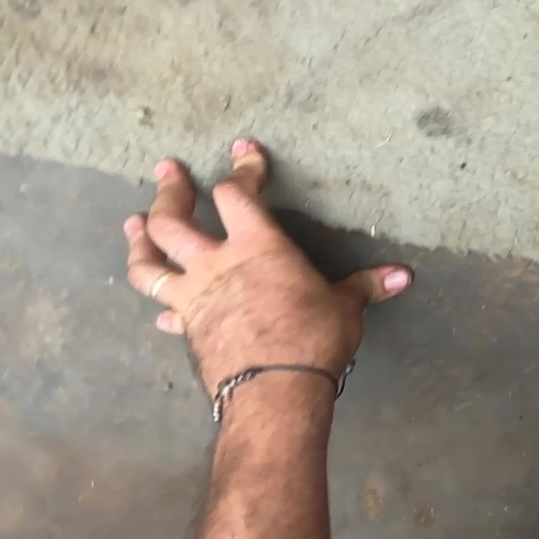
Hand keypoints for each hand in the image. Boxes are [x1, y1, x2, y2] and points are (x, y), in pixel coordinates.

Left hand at [122, 137, 412, 394]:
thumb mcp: (346, 304)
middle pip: (173, 221)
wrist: (274, 390)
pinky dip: (163, 301)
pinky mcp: (187, 329)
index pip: (238, 195)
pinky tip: (162, 304)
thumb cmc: (314, 335)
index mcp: (258, 247)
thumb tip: (404, 276)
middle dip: (170, 192)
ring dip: (139, 241)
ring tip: (134, 223)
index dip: (242, 168)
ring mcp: (193, 298)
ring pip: (148, 264)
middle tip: (166, 170)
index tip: (243, 149)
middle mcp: (216, 264)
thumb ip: (366, 285)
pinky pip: (165, 309)